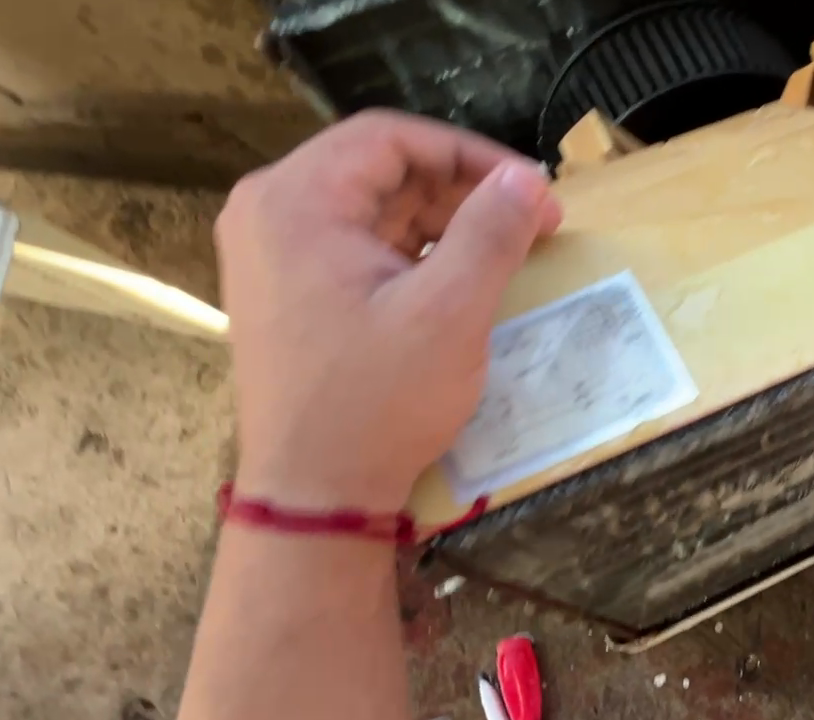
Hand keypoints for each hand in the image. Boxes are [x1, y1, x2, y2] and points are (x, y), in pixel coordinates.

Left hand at [215, 110, 562, 511]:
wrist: (320, 486)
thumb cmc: (382, 397)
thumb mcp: (450, 313)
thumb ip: (491, 235)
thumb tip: (528, 180)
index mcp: (298, 201)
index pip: (391, 139)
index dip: (472, 154)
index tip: (536, 189)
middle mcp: (276, 215)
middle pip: (384, 174)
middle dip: (468, 193)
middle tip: (537, 225)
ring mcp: (282, 258)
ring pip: (380, 215)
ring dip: (451, 226)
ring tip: (513, 253)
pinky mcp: (299, 296)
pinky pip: (370, 254)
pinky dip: (425, 258)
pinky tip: (468, 283)